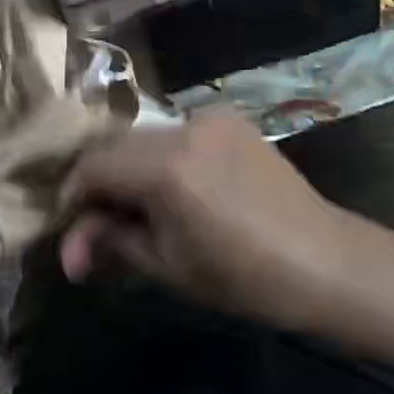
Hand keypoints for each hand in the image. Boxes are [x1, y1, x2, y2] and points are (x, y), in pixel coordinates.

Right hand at [59, 111, 364, 329]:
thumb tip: (70, 247)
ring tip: (137, 209)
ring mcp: (209, 117)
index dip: (72, 196)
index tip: (70, 229)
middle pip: (117, 146)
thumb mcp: (167, 265)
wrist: (323, 260)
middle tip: (99, 226)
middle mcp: (183, 127)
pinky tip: (174, 187)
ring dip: (131, 168)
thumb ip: (112, 240)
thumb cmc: (242, 277)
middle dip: (101, 184)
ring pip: (146, 137)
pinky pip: (178, 132)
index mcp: (166, 167)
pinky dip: (163, 156)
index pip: (93, 166)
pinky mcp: (229, 118)